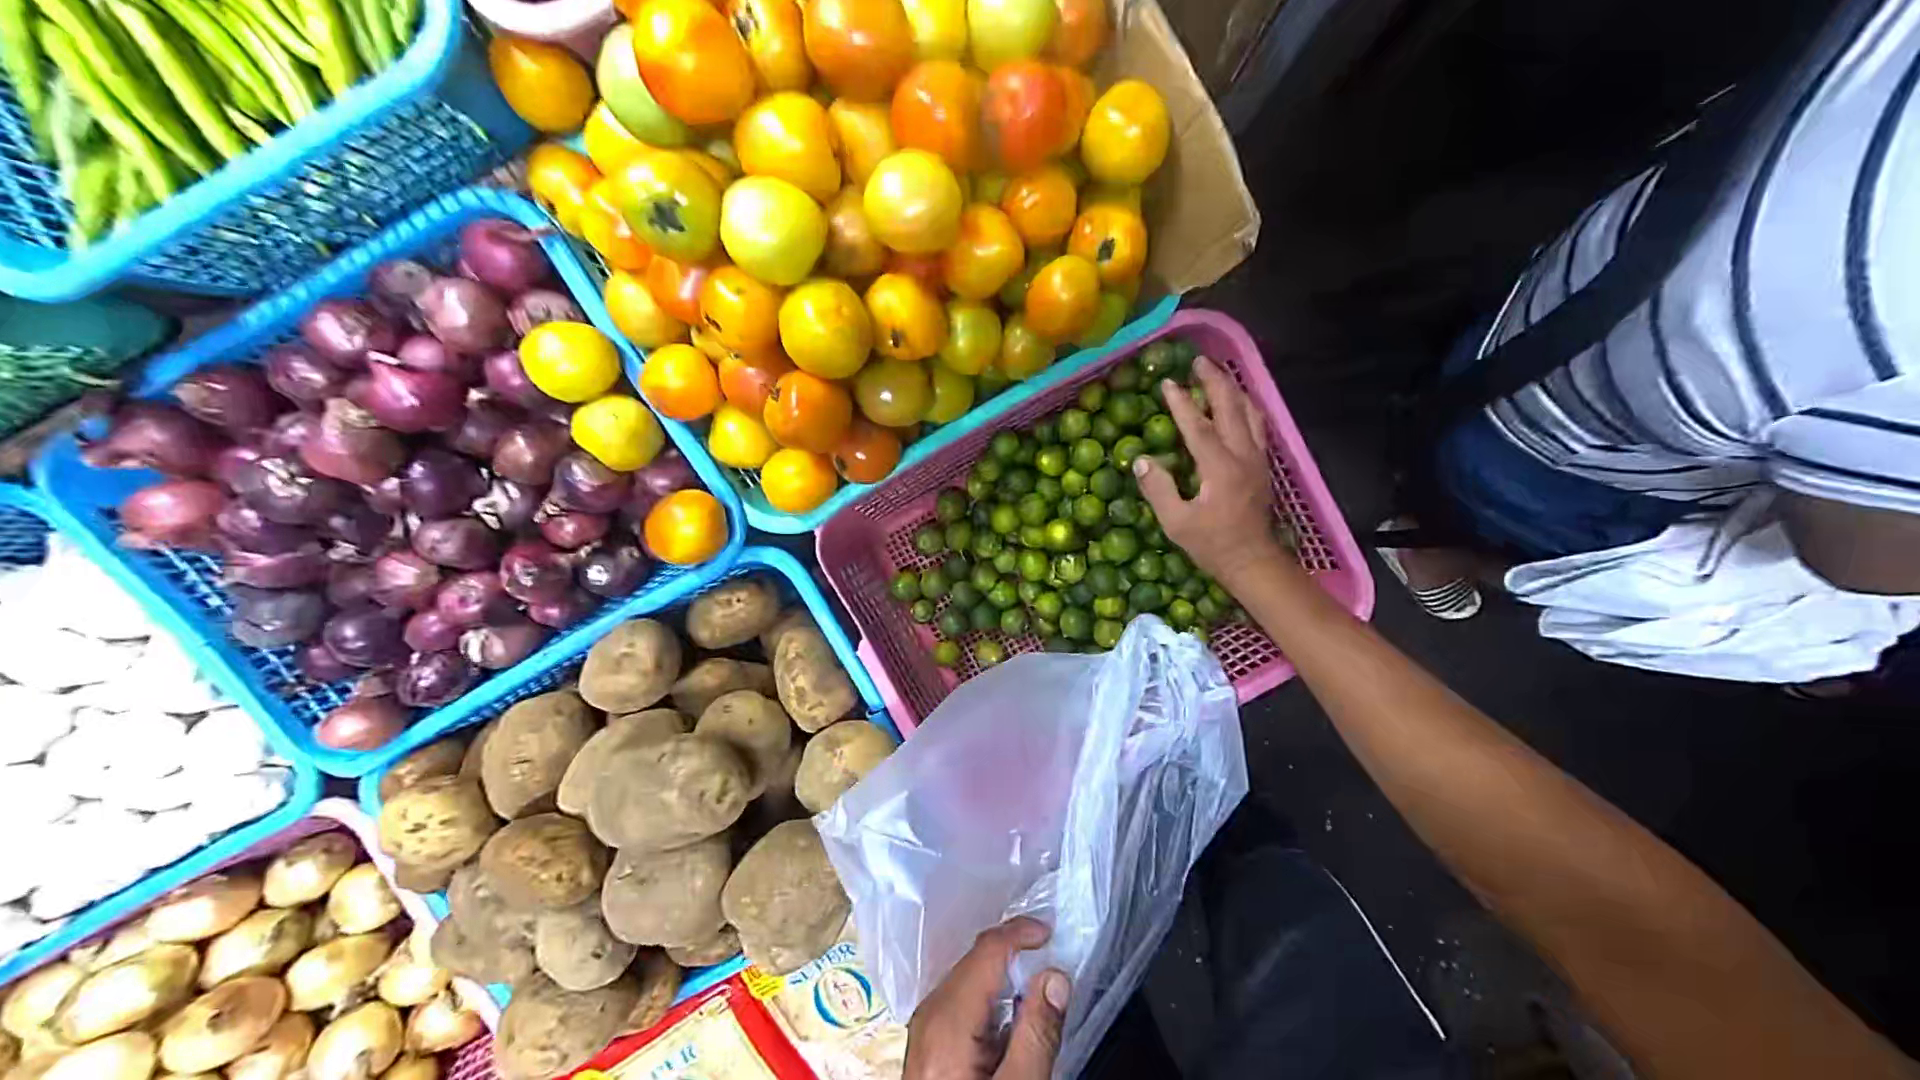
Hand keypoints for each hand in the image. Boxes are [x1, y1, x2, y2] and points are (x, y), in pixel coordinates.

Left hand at [903, 918, 1070, 1079]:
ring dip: (1003, 973)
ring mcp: (925, 1028)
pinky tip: (1011, 1016)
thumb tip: (1055, 976)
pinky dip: (989, 997)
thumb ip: (1037, 1033)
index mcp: (948, 1020)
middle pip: (974, 961)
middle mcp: (930, 1013)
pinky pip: (961, 1001)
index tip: (1052, 931)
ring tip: (1037, 981)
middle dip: (1014, 951)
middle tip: (1052, 953)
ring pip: (968, 978)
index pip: (986, 951)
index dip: (1020, 933)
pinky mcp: (929, 1044)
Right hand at [1133, 357, 1289, 586]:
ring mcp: (1258, 459)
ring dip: (1233, 390)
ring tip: (1218, 375)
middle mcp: (1243, 456)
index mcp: (1220, 468)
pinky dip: (1247, 406)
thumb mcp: (1177, 523)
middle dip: (1215, 382)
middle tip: (1198, 362)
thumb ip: (1159, 490)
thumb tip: (1141, 461)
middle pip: (1231, 407)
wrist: (1252, 561)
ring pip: (1250, 412)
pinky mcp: (1263, 465)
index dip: (1182, 404)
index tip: (1167, 383)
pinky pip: (1258, 425)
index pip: (1199, 427)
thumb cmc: (1212, 544)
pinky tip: (1239, 403)